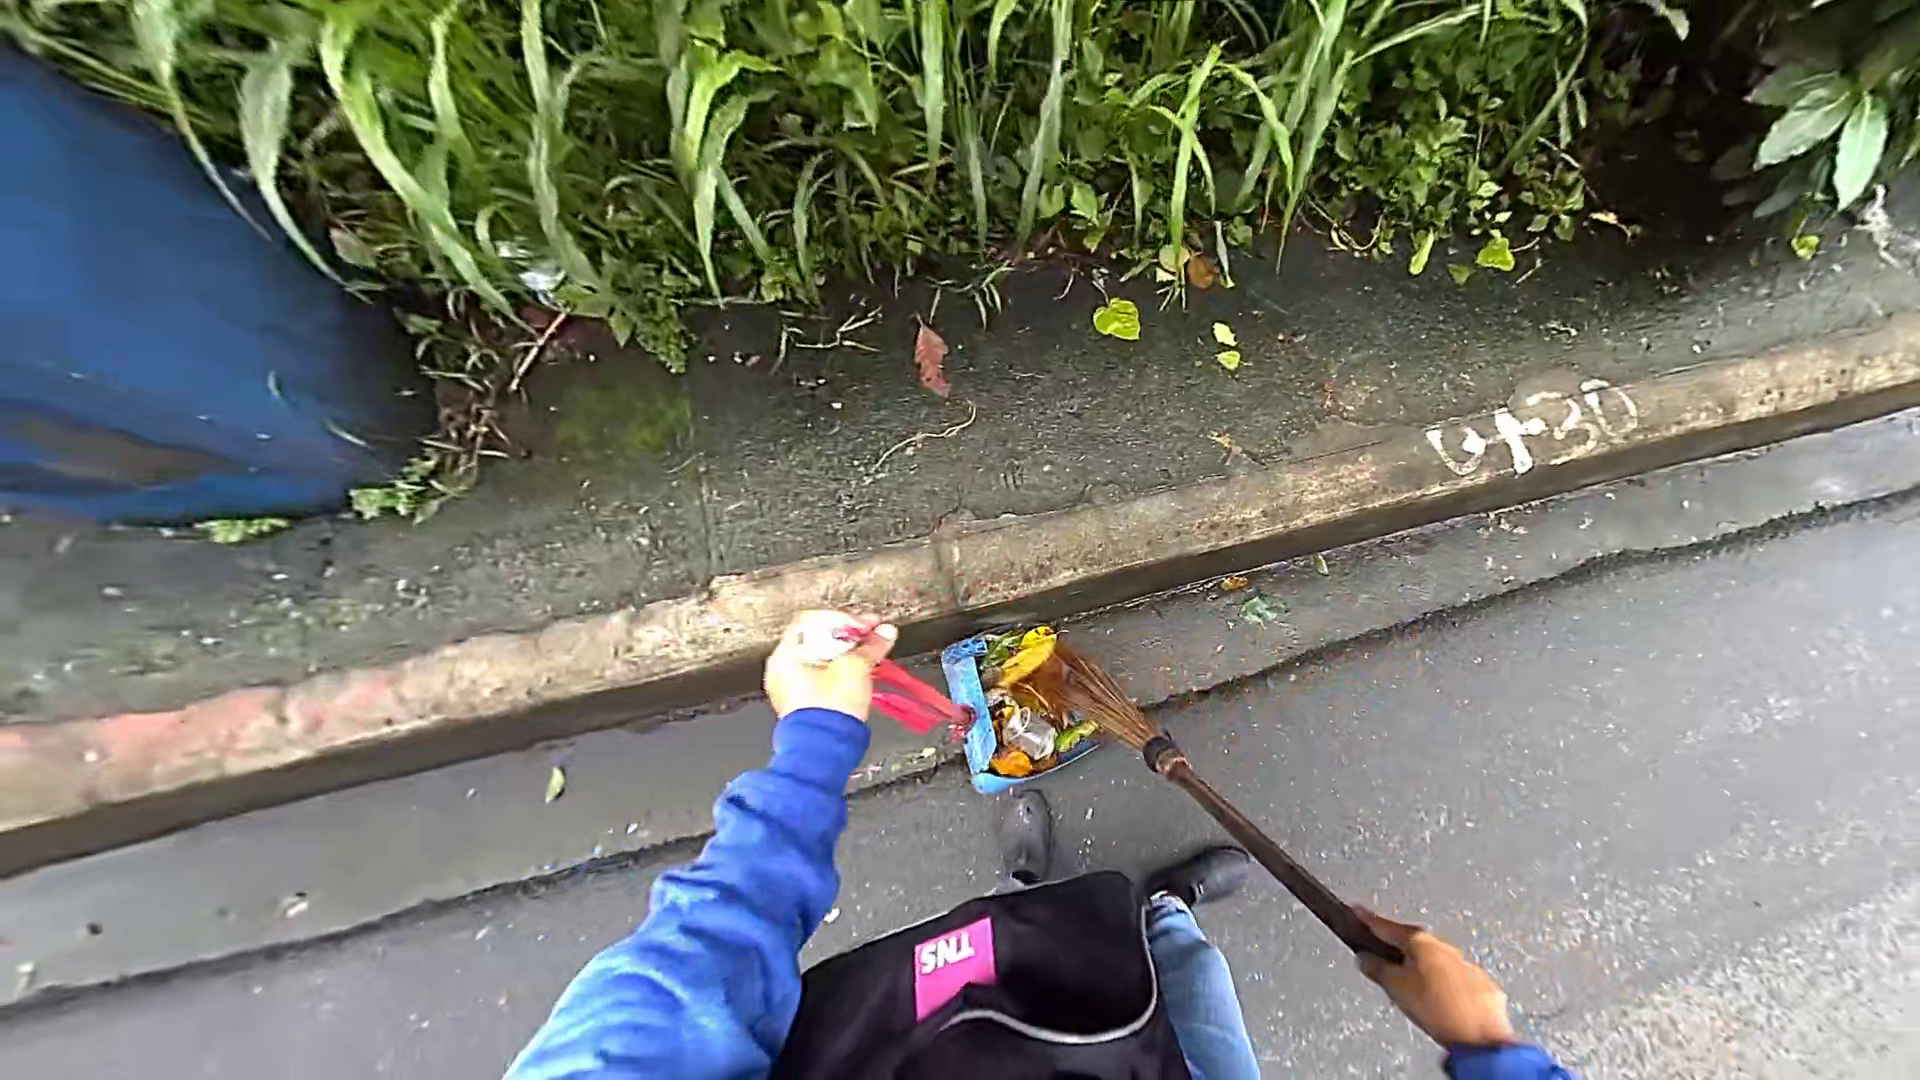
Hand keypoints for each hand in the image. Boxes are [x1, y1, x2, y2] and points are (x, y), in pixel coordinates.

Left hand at [763, 610, 897, 720]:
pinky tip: (858, 670)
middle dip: (848, 635)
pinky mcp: (803, 700)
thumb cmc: (830, 711)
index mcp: (786, 654)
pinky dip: (840, 667)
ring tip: (869, 653)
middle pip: (817, 637)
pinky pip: (821, 674)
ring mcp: (791, 685)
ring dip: (847, 651)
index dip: (844, 619)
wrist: (824, 750)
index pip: (814, 620)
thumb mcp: (856, 668)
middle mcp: (783, 668)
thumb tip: (885, 632)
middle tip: (871, 635)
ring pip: (821, 656)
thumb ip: (872, 646)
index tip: (867, 625)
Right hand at [1355, 909, 1517, 1047]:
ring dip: (1423, 970)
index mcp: (1418, 940)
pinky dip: (1446, 987)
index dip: (1365, 918)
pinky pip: (1457, 980)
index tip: (1356, 911)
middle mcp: (1443, 946)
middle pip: (1411, 943)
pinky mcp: (1484, 987)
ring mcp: (1466, 966)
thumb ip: (1373, 967)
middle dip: (1397, 951)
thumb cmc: (1440, 1011)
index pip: (1382, 924)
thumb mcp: (1393, 986)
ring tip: (1417, 992)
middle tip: (1385, 963)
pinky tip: (1443, 1003)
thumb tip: (1364, 959)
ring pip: (1436, 962)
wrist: (1485, 1041)